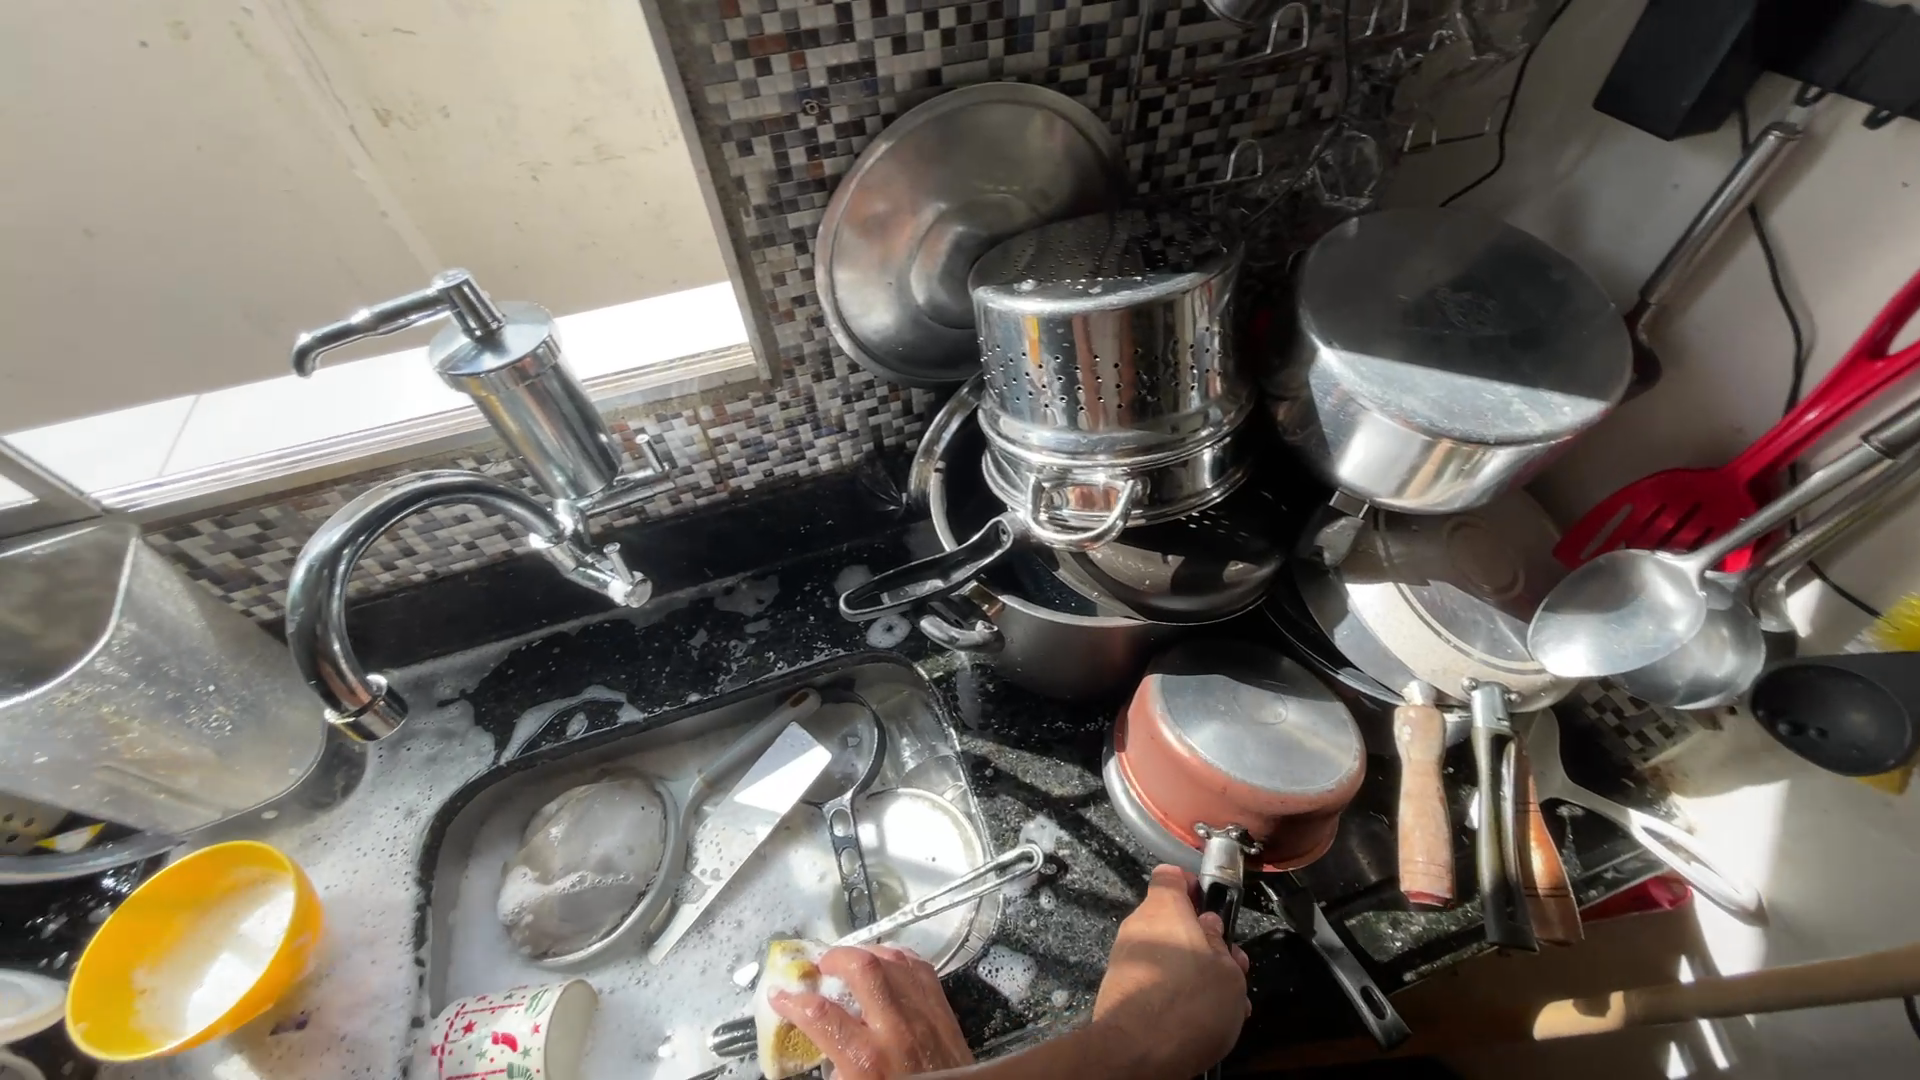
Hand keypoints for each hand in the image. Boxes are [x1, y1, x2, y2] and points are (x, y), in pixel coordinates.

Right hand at [770, 944, 974, 1078]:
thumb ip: (837, 1065)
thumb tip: (821, 1037)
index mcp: (867, 1059)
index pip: (821, 1015)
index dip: (793, 1001)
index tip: (780, 995)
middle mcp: (895, 1027)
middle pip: (863, 967)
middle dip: (836, 957)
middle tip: (822, 965)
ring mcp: (922, 1012)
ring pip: (893, 958)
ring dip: (867, 953)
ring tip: (851, 960)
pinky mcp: (943, 1008)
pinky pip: (919, 965)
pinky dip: (899, 957)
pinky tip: (888, 962)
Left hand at [1092, 864, 1250, 1076]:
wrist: (1136, 1051)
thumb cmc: (1189, 1002)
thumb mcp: (1228, 972)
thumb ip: (1220, 944)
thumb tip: (1208, 925)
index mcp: (1163, 908)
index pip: (1170, 875)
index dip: (1192, 884)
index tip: (1212, 905)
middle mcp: (1139, 925)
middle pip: (1174, 920)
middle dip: (1205, 941)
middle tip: (1233, 969)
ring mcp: (1125, 956)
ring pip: (1169, 953)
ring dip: (1196, 971)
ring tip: (1227, 1004)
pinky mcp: (1121, 986)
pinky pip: (1155, 978)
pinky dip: (1177, 990)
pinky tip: (1201, 1019)